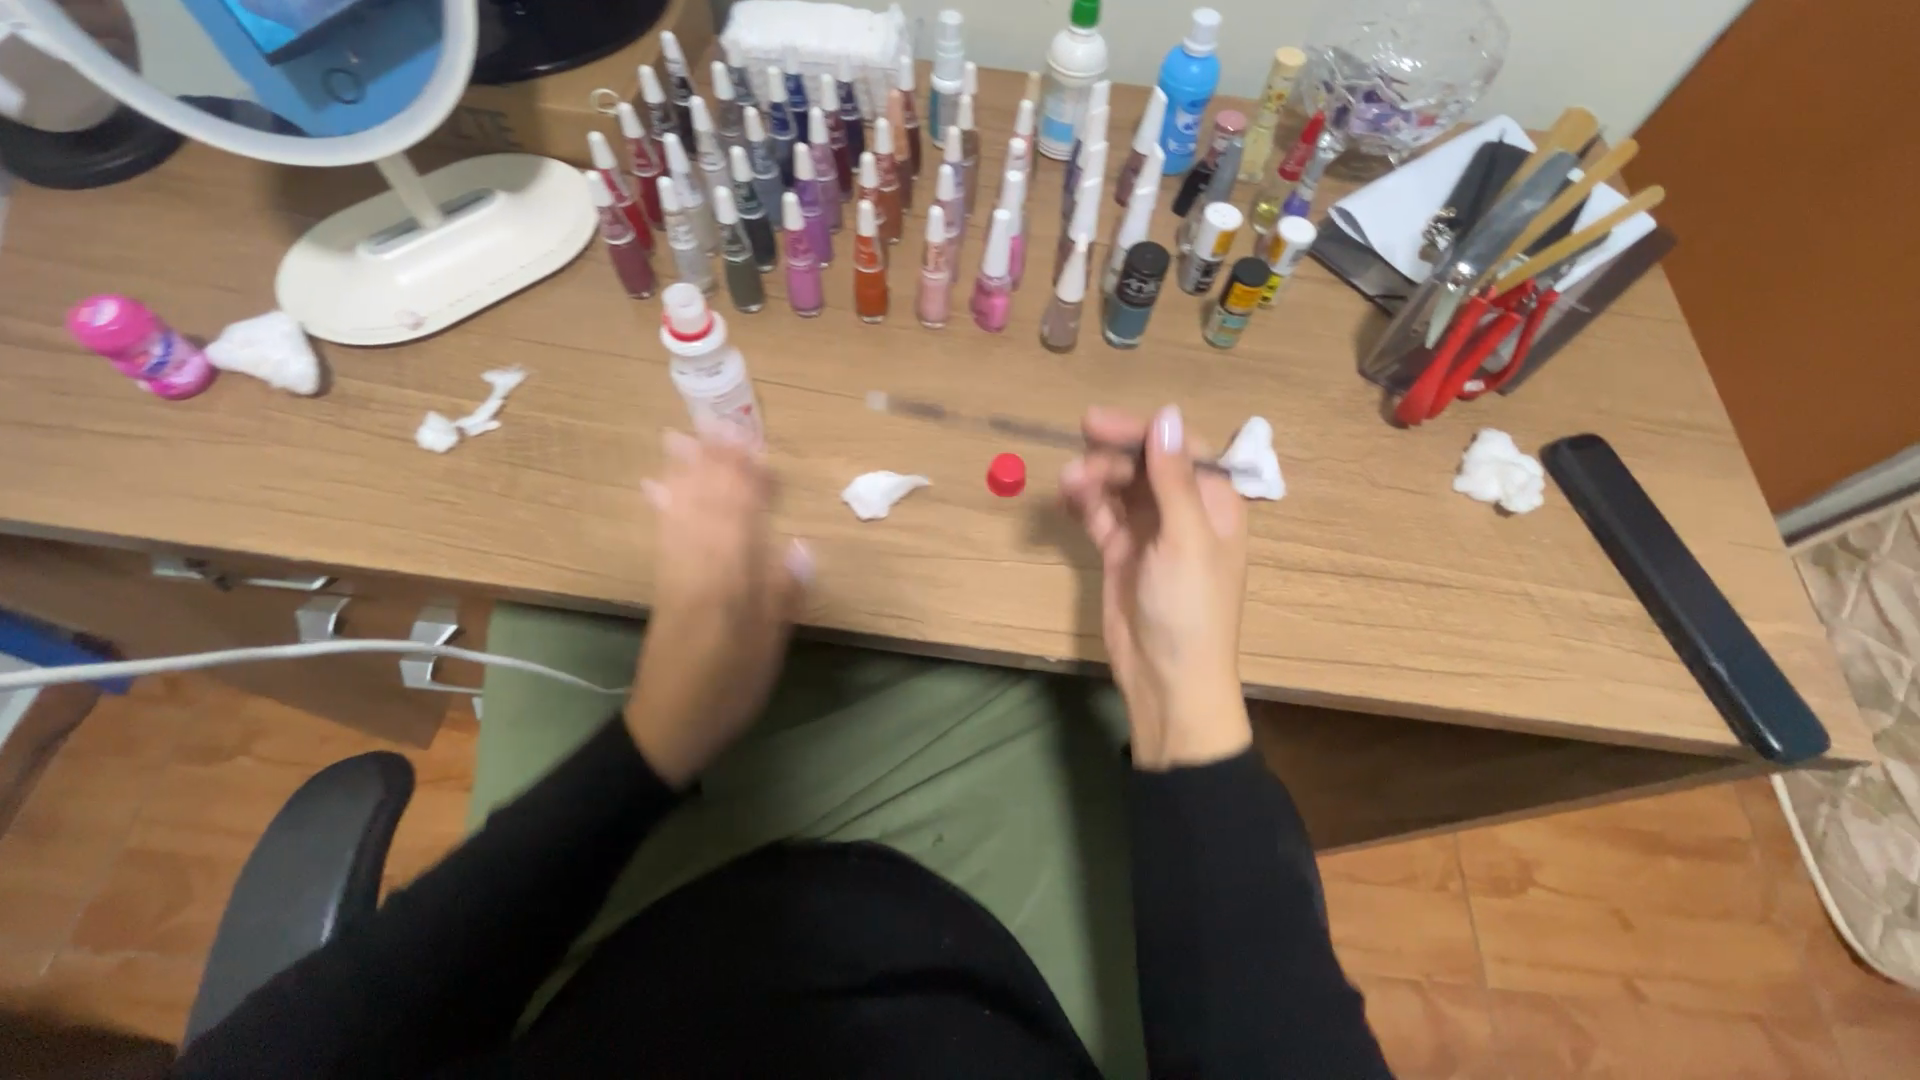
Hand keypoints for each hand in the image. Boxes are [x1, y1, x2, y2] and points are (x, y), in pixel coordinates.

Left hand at [624, 429, 810, 786]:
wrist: (668, 725)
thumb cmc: (728, 691)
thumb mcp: (767, 650)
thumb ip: (781, 597)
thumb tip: (801, 546)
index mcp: (729, 583)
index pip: (740, 518)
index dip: (746, 479)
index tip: (752, 444)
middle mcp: (698, 569)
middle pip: (707, 506)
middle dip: (713, 464)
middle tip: (715, 422)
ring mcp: (676, 576)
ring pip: (681, 514)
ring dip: (684, 474)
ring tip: (681, 439)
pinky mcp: (664, 588)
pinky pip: (664, 537)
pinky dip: (663, 507)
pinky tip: (658, 489)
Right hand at [1059, 405, 1250, 769]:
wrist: (1167, 678)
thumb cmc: (1190, 609)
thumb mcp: (1185, 539)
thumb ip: (1173, 478)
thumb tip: (1167, 413)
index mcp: (1214, 503)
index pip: (1181, 449)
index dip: (1144, 431)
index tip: (1100, 424)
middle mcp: (1183, 511)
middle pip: (1146, 464)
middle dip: (1113, 455)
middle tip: (1077, 452)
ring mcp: (1150, 532)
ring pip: (1120, 487)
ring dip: (1094, 479)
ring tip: (1068, 486)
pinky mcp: (1121, 552)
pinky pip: (1101, 515)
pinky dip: (1084, 504)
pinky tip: (1066, 501)